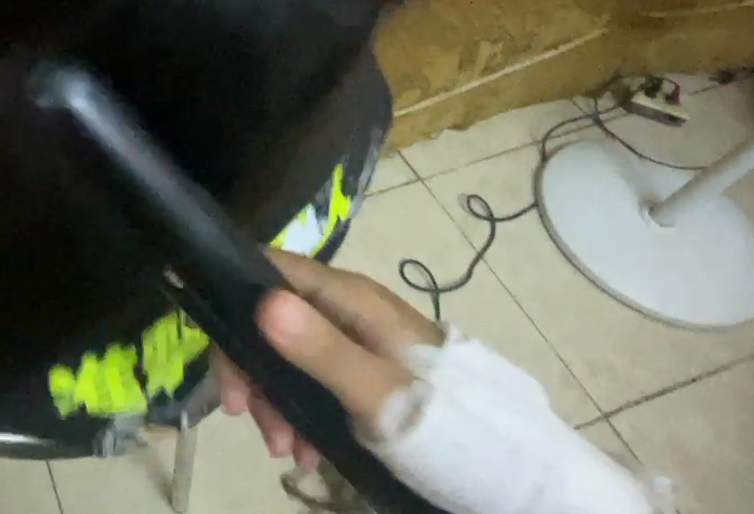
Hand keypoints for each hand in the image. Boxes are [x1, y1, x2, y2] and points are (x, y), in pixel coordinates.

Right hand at [213, 251, 441, 468]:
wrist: (525, 482)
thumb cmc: (451, 431)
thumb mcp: (380, 395)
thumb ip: (321, 349)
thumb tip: (260, 302)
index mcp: (347, 296)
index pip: (266, 270)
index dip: (233, 308)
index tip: (227, 370)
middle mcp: (345, 307)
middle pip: (269, 317)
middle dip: (253, 369)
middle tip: (248, 421)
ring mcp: (354, 338)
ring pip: (286, 352)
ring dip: (273, 397)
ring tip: (286, 452)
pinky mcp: (362, 371)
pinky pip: (310, 379)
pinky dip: (297, 411)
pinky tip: (306, 451)